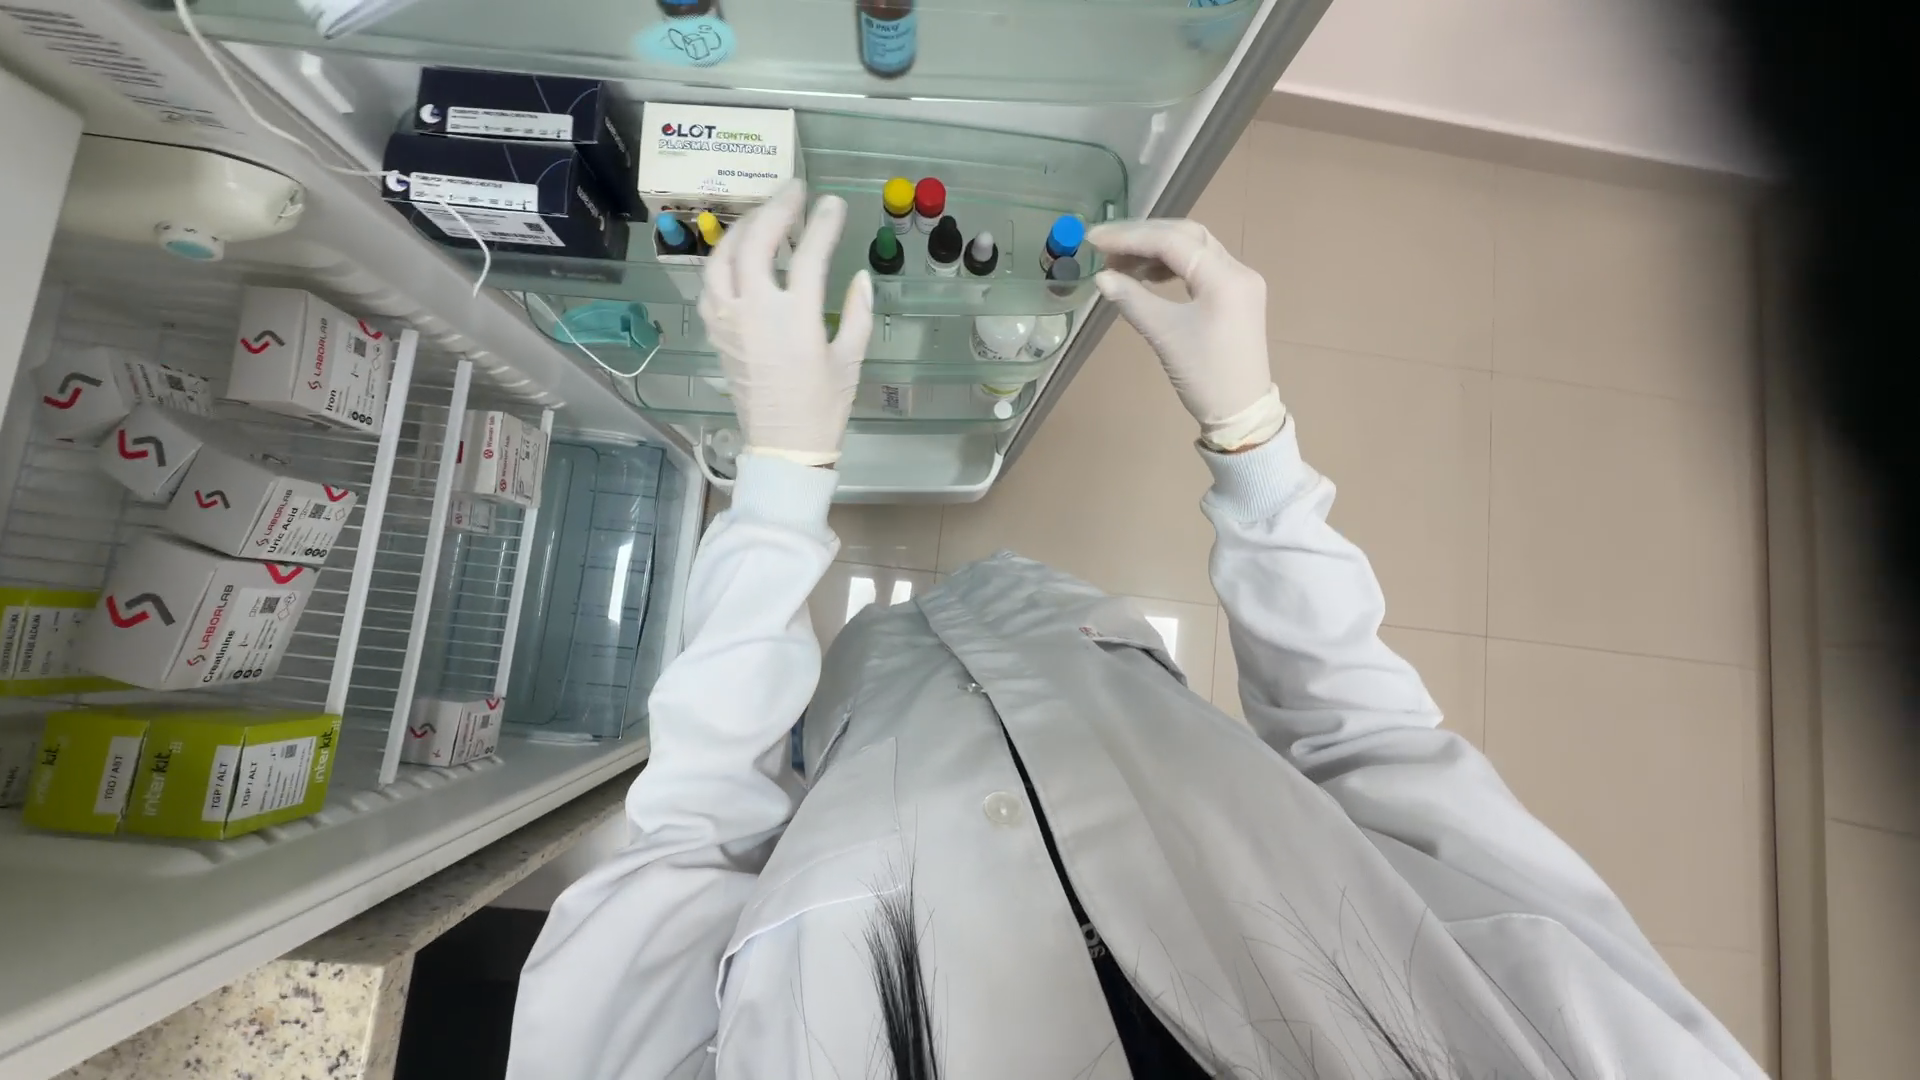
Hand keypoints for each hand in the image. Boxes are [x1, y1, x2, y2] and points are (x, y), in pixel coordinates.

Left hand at [699, 181, 873, 465]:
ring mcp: (729, 321)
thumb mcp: (850, 360)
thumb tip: (860, 277)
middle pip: (757, 242)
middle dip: (776, 209)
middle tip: (794, 191)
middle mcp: (756, 311)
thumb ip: (857, 313)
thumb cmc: (823, 407)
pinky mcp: (716, 333)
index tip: (834, 204)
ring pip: (723, 258)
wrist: (784, 446)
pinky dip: (722, 261)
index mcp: (795, 319)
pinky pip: (710, 285)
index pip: (808, 254)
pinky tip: (737, 255)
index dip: (824, 224)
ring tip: (763, 216)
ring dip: (742, 228)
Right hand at [1086, 218, 1283, 450]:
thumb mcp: (1165, 336)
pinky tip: (1147, 275)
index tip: (1094, 239)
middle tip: (1104, 246)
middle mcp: (1237, 270)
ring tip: (1120, 263)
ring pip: (1194, 249)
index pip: (1173, 242)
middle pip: (1186, 236)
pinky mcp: (1235, 296)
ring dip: (1156, 250)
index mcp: (1225, 278)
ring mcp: (1239, 282)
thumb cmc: (1204, 377)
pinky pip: (1201, 267)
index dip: (1130, 237)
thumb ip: (1133, 300)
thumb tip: (1101, 277)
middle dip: (1143, 237)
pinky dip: (1171, 266)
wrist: (1240, 412)